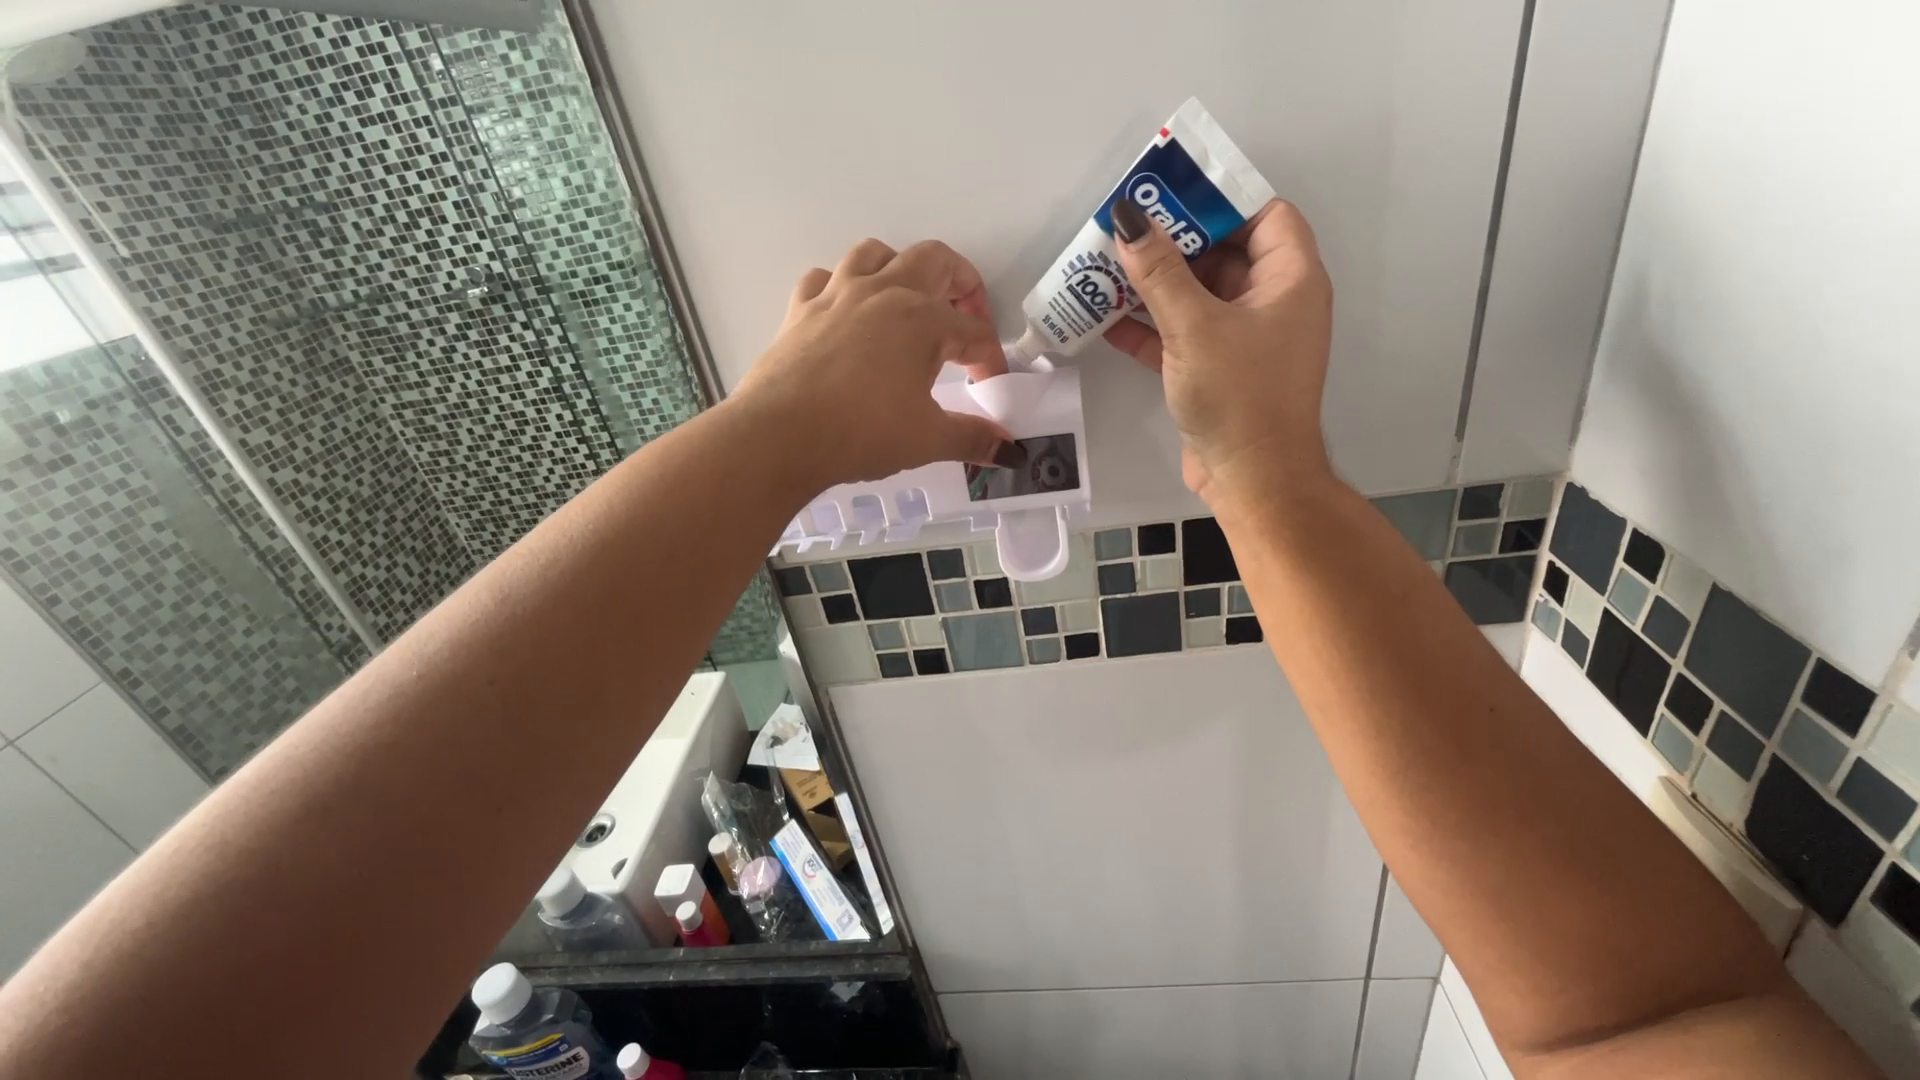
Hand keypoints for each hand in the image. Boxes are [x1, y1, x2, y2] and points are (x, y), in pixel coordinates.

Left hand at [731, 238, 1020, 491]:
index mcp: (923, 320)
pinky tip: (848, 313)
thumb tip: (1010, 451)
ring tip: (909, 301)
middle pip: (934, 261)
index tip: (990, 386)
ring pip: (877, 254)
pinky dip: (843, 287)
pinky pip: (826, 278)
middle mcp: (884, 293)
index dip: (990, 359)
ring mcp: (838, 295)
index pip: (974, 332)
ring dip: (901, 268)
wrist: (779, 437)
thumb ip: (972, 439)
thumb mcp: (927, 440)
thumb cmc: (861, 434)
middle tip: (966, 315)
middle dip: (960, 282)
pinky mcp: (801, 309)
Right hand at [1103, 198, 1334, 505]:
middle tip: (1126, 229)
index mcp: (1290, 279)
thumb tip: (1129, 220)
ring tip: (1107, 268)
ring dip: (1154, 286)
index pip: (1264, 216)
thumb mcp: (1195, 326)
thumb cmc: (1238, 395)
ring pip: (1197, 295)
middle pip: (1223, 253)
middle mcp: (1272, 303)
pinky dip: (1151, 326)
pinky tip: (1107, 319)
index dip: (1220, 201)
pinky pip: (1183, 333)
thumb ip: (1159, 272)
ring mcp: (1244, 339)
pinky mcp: (1217, 370)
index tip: (1170, 196)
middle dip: (1173, 243)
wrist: (1251, 479)